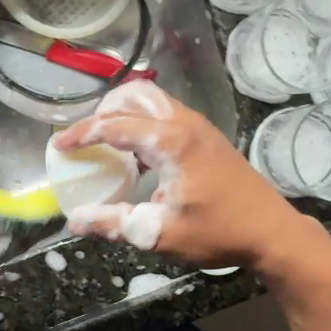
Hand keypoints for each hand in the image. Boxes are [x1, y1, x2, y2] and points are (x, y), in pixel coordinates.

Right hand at [51, 82, 315, 270]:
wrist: (272, 232)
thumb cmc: (218, 232)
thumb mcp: (160, 233)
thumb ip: (114, 224)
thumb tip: (74, 222)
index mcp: (171, 141)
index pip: (115, 125)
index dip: (82, 135)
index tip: (59, 146)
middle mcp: (184, 123)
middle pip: (135, 96)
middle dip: (104, 113)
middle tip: (85, 139)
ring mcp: (199, 127)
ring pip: (153, 100)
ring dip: (125, 115)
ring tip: (107, 144)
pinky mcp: (207, 137)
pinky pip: (166, 115)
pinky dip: (144, 123)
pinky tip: (138, 156)